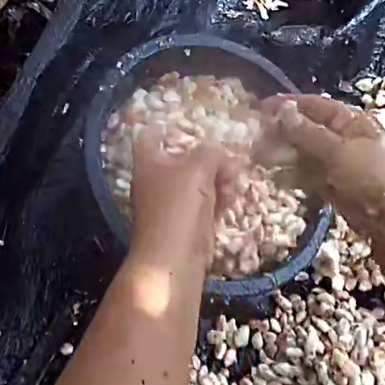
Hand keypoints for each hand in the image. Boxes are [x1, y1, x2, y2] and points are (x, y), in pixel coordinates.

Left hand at [128, 124, 231, 263]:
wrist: (174, 260)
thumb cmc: (178, 208)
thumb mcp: (197, 169)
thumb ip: (210, 153)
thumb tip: (218, 149)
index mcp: (149, 163)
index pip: (151, 137)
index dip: (166, 128)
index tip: (187, 124)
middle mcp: (156, 183)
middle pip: (182, 161)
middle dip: (207, 158)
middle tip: (230, 158)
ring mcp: (171, 206)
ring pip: (197, 184)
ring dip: (217, 179)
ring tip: (235, 180)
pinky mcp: (186, 226)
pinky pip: (204, 205)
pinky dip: (217, 199)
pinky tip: (231, 199)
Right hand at [261, 94, 384, 237]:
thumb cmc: (371, 176)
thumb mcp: (338, 151)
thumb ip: (307, 133)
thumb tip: (283, 111)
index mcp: (350, 121)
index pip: (313, 105)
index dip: (286, 105)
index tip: (259, 109)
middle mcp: (342, 138)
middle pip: (305, 129)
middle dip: (280, 133)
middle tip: (252, 139)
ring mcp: (337, 163)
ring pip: (303, 154)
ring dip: (282, 155)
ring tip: (256, 159)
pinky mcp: (332, 185)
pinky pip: (307, 175)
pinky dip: (291, 176)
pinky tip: (274, 178)